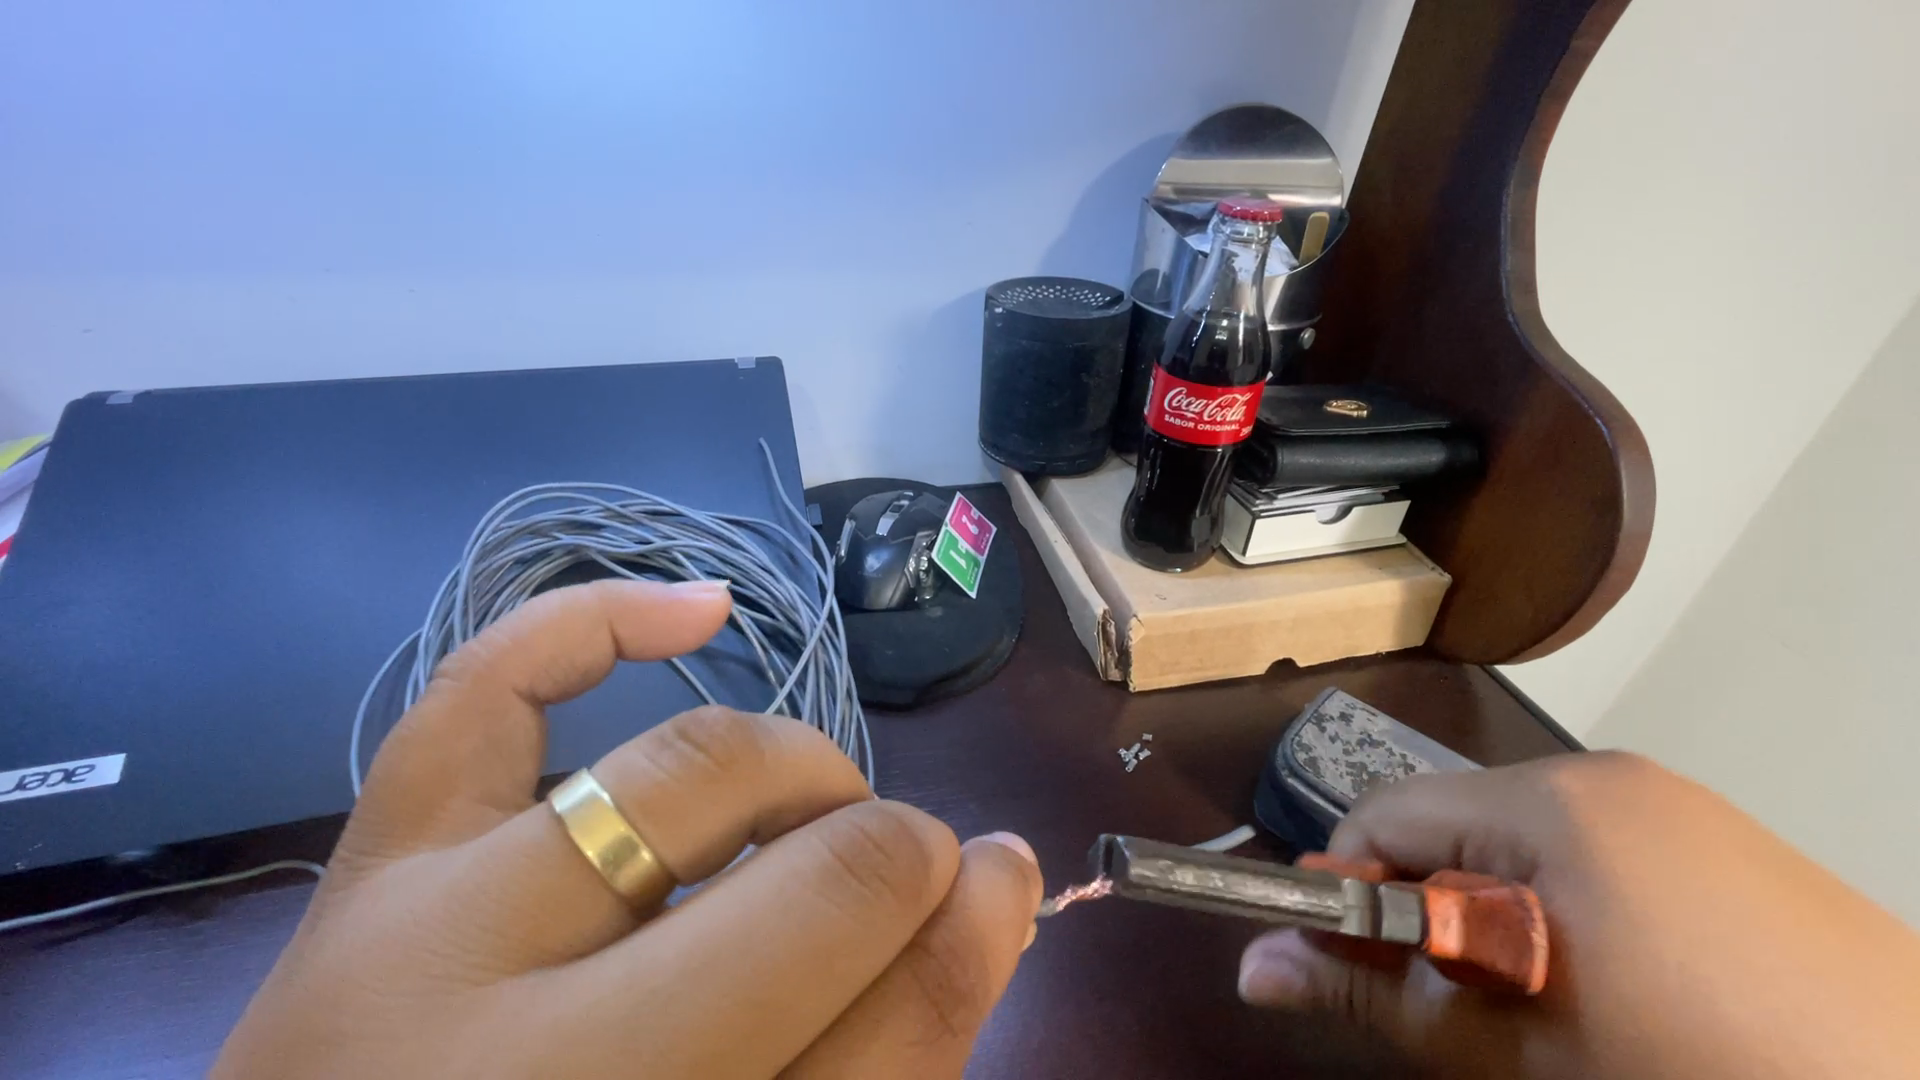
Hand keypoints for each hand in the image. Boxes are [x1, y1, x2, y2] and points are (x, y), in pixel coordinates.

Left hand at [215, 579, 1042, 1078]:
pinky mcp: (367, 865)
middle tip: (914, 855)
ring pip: (686, 772)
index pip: (888, 1036)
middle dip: (902, 853)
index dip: (968, 940)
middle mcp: (523, 1073)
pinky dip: (602, 624)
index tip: (997, 886)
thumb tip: (999, 876)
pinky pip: (488, 691)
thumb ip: (897, 1041)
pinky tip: (705, 611)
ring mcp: (417, 946)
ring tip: (820, 795)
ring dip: (798, 766)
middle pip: (805, 896)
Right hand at [1238, 752, 1919, 1078]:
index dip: (1352, 888)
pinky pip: (1597, 854)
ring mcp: (1679, 805)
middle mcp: (1608, 776)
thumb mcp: (1515, 1050)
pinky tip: (1621, 992)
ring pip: (1520, 842)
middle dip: (1431, 910)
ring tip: (1544, 1008)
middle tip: (1459, 1006)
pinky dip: (1569, 911)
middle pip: (1452, 824)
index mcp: (1553, 800)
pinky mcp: (1731, 844)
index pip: (1387, 814)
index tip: (1360, 968)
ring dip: (1498, 915)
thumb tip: (1251, 966)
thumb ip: (1371, 994)